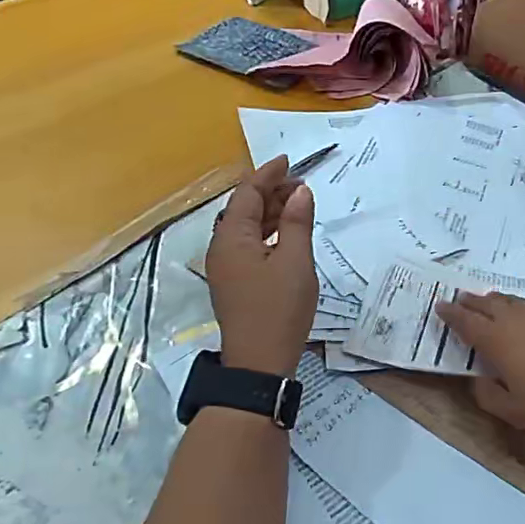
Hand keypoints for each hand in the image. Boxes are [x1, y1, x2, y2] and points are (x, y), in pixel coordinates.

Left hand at [206, 156, 316, 376]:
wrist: (260, 362)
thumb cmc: (279, 310)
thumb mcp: (295, 262)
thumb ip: (297, 223)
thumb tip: (300, 192)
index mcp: (232, 238)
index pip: (247, 193)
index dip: (268, 174)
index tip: (289, 161)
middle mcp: (222, 248)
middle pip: (244, 209)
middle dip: (271, 193)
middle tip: (302, 186)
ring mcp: (226, 268)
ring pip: (247, 229)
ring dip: (271, 214)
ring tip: (300, 207)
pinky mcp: (235, 283)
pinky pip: (249, 247)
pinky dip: (269, 235)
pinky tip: (288, 236)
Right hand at [435, 292, 524, 433]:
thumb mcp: (514, 412)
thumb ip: (489, 395)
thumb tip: (481, 380)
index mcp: (496, 340)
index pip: (465, 321)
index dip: (450, 314)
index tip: (440, 308)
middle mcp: (515, 319)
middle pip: (486, 303)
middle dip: (469, 302)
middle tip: (458, 302)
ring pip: (510, 300)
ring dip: (493, 301)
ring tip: (487, 305)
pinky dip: (518, 307)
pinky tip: (524, 319)